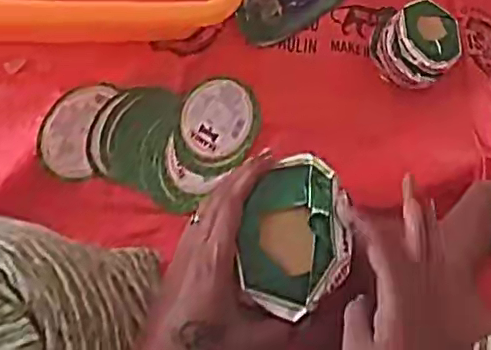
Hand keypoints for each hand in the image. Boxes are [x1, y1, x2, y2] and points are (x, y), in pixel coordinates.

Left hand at [139, 153, 290, 349]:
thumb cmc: (201, 342)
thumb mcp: (247, 337)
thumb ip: (281, 325)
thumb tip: (313, 313)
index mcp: (214, 254)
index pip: (231, 202)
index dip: (250, 176)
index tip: (270, 159)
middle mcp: (196, 242)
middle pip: (219, 194)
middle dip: (244, 172)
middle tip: (268, 160)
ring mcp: (184, 247)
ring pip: (207, 201)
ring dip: (230, 183)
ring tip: (251, 176)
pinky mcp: (177, 256)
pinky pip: (201, 213)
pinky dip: (218, 199)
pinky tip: (228, 205)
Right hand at [342, 177, 454, 349]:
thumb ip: (356, 322)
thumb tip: (358, 300)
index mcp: (397, 285)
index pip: (377, 242)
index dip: (360, 220)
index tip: (344, 202)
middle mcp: (421, 276)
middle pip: (414, 231)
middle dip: (407, 205)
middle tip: (405, 179)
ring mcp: (441, 285)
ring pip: (435, 240)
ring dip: (426, 216)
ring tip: (421, 194)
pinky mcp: (456, 297)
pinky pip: (447, 256)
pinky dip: (440, 238)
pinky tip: (438, 234)